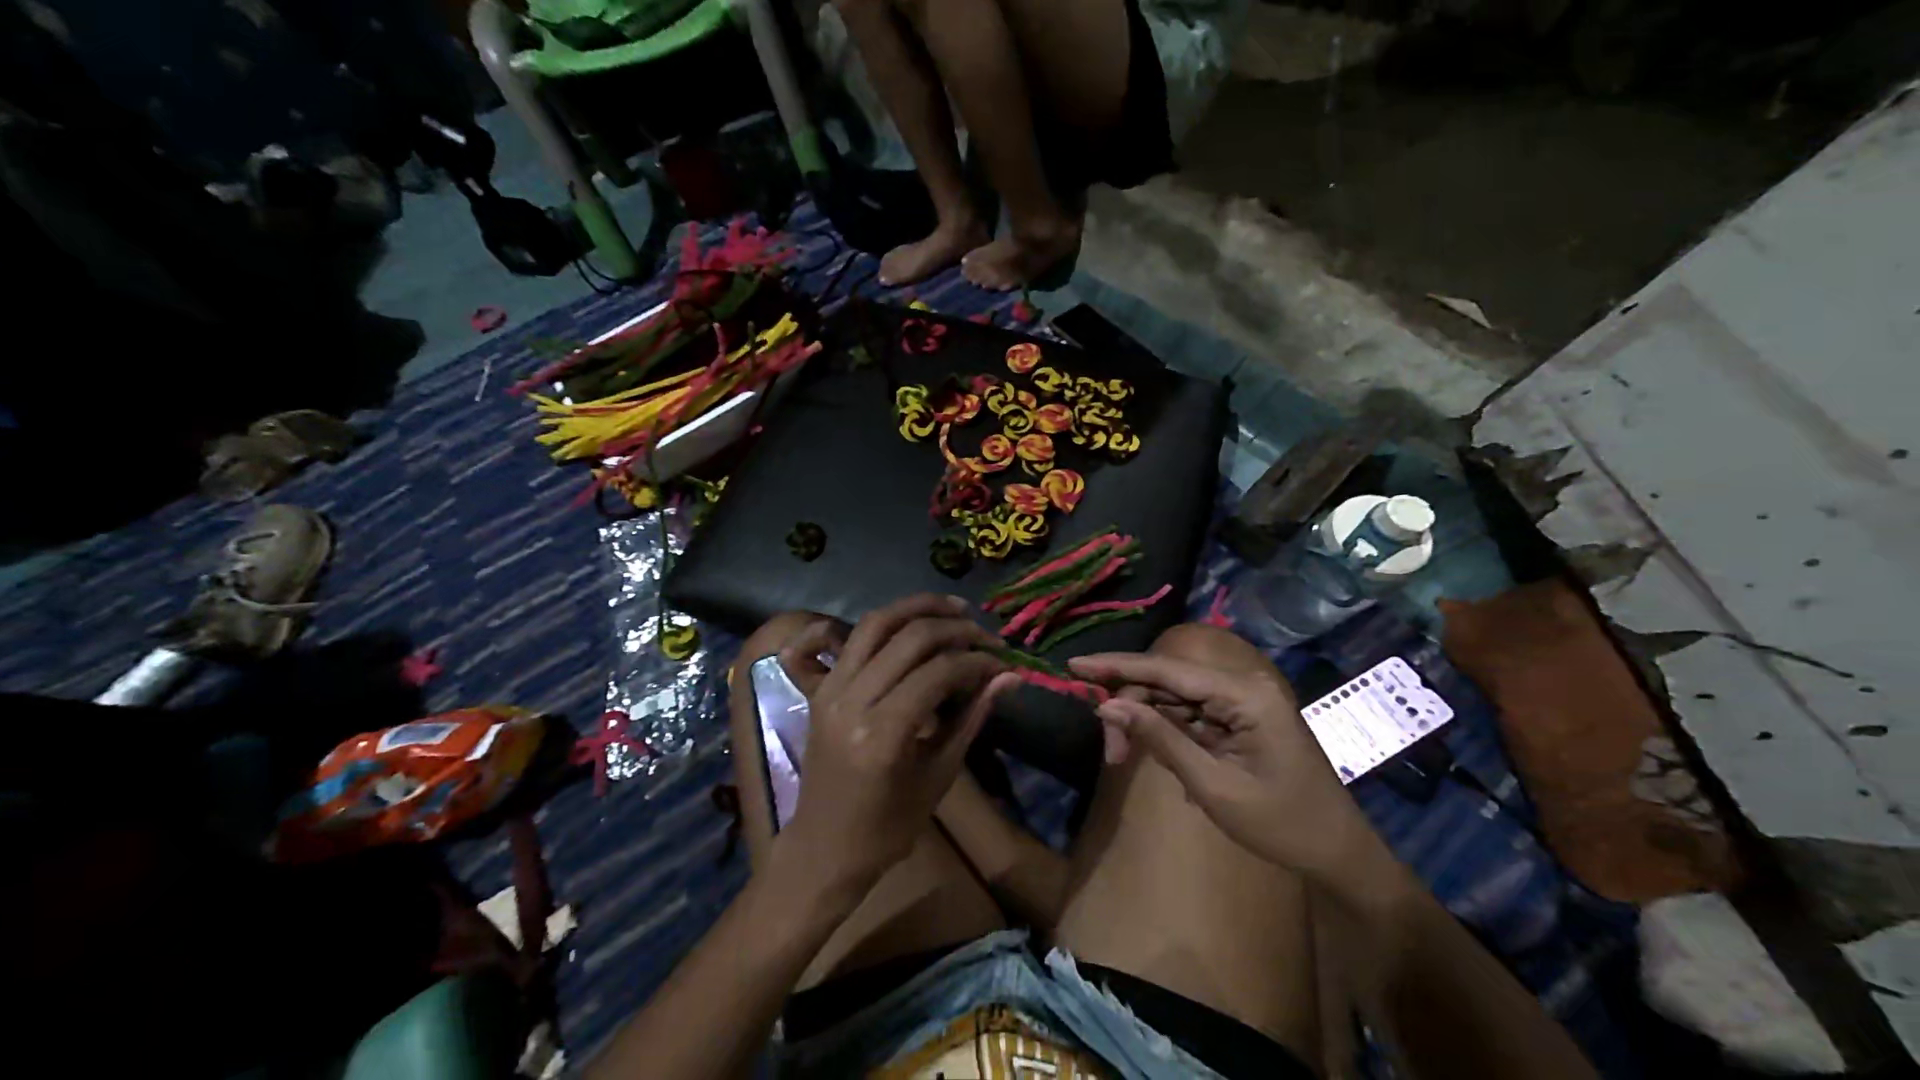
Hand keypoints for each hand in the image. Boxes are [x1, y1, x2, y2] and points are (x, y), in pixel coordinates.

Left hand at [773, 595, 1014, 894]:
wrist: (823, 849)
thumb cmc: (888, 827)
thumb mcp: (939, 775)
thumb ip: (972, 718)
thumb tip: (1009, 678)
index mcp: (882, 734)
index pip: (938, 672)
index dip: (977, 661)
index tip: (1004, 663)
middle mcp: (851, 701)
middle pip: (908, 638)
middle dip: (954, 628)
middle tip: (985, 635)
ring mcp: (830, 690)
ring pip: (875, 624)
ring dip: (917, 608)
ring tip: (953, 609)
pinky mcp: (821, 688)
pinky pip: (850, 639)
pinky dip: (881, 622)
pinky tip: (907, 618)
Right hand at [1068, 651, 1383, 884]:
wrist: (1338, 851)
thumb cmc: (1282, 823)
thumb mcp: (1213, 785)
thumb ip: (1160, 739)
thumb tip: (1108, 707)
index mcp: (1245, 694)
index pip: (1168, 669)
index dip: (1117, 666)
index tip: (1074, 665)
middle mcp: (1243, 686)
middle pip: (1167, 680)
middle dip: (1130, 705)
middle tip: (1108, 751)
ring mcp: (1242, 700)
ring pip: (1174, 696)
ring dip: (1143, 720)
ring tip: (1119, 758)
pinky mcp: (1238, 717)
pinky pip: (1189, 712)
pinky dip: (1164, 730)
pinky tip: (1150, 754)